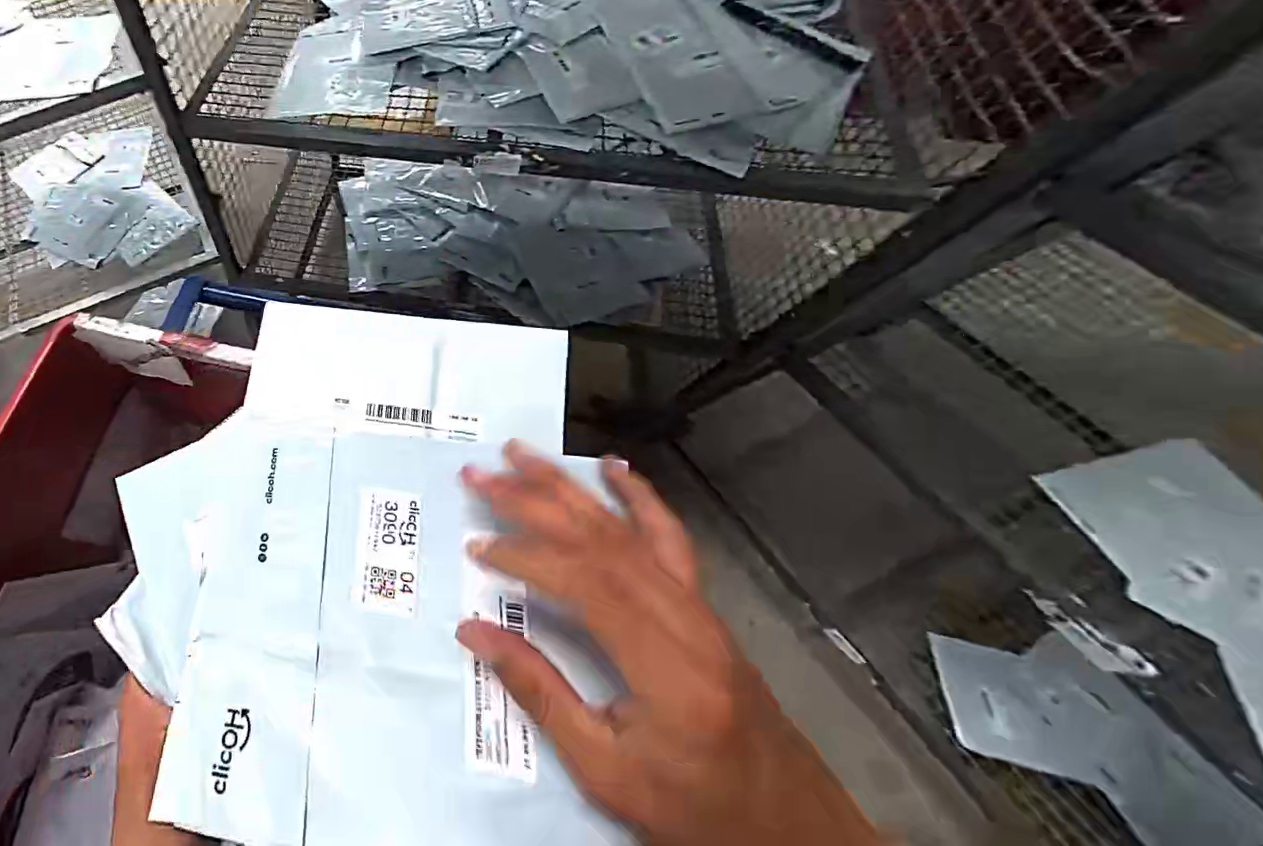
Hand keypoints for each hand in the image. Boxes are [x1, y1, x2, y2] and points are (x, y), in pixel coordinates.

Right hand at [457, 441, 879, 845]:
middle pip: (598, 539)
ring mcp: (697, 604)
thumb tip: (474, 632)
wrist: (788, 824)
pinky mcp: (702, 603)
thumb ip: (539, 693)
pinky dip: (638, 495)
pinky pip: (668, 536)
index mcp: (663, 665)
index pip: (583, 583)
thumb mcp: (605, 771)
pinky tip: (615, 467)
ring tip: (520, 454)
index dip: (525, 556)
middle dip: (531, 501)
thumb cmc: (693, 807)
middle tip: (479, 475)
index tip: (478, 547)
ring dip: (566, 486)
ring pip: (624, 527)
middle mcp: (684, 618)